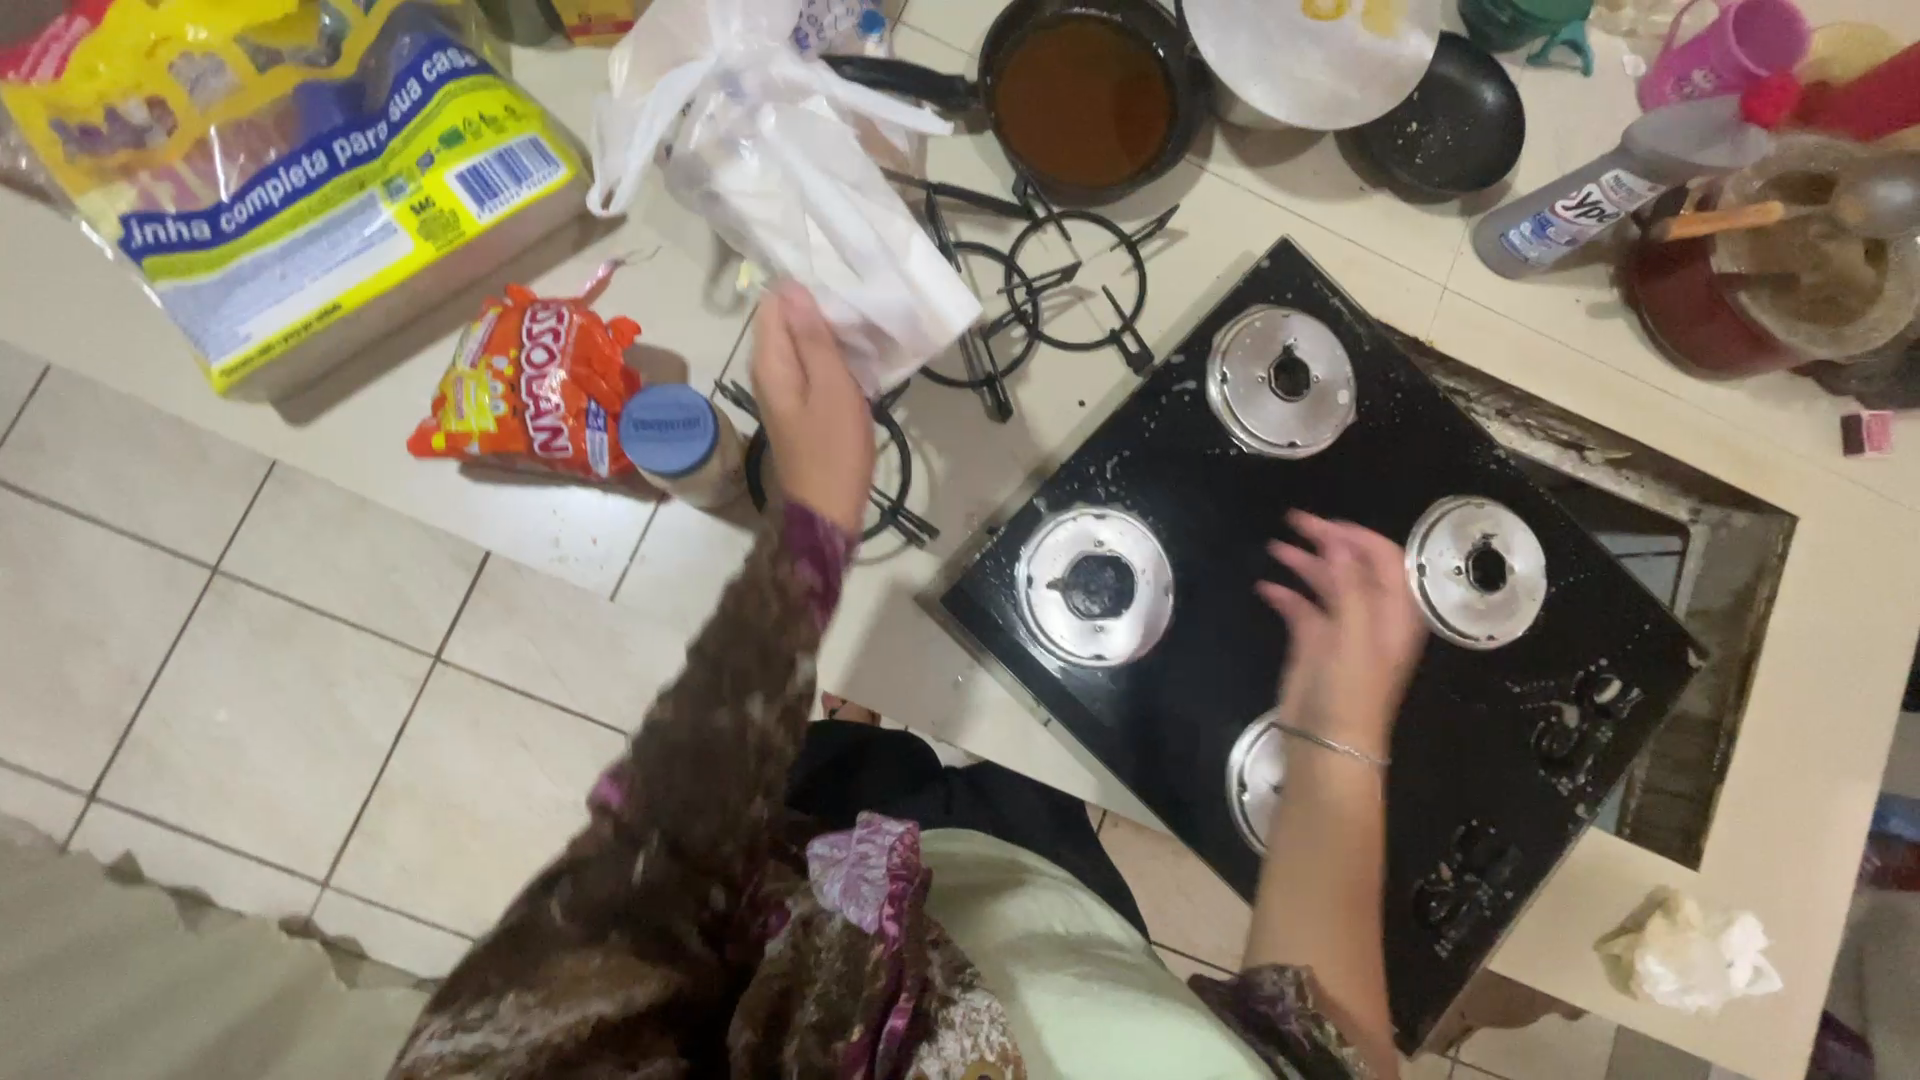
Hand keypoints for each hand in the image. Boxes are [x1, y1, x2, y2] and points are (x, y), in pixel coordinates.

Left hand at [750, 283, 874, 535]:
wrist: (828, 507)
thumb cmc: (833, 449)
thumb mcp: (831, 388)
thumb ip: (813, 338)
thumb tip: (792, 287)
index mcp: (771, 361)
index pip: (774, 302)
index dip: (802, 287)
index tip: (839, 281)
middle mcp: (768, 370)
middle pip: (786, 321)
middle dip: (817, 307)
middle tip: (858, 300)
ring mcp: (783, 388)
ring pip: (800, 343)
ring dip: (827, 332)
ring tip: (863, 321)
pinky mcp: (799, 404)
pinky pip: (810, 365)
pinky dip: (830, 356)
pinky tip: (856, 356)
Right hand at [1256, 511, 1426, 761]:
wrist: (1327, 742)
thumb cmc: (1351, 690)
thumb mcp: (1355, 635)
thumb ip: (1349, 586)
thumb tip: (1337, 542)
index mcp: (1394, 612)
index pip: (1383, 559)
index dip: (1355, 537)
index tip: (1321, 523)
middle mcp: (1371, 615)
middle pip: (1352, 566)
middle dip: (1326, 541)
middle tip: (1292, 523)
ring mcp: (1341, 629)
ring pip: (1326, 584)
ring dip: (1304, 563)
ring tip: (1275, 548)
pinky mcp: (1313, 644)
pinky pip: (1301, 608)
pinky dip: (1285, 594)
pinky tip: (1266, 587)